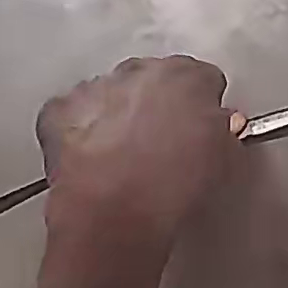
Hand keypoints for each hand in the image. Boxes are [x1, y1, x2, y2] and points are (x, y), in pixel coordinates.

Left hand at [36, 56, 245, 238]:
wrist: (114, 215)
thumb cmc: (169, 188)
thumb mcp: (225, 160)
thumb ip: (226, 131)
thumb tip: (223, 127)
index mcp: (188, 78)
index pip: (205, 78)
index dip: (207, 106)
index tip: (206, 126)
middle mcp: (141, 72)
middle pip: (158, 78)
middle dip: (164, 103)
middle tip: (170, 142)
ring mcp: (98, 88)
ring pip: (117, 91)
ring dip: (125, 112)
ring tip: (133, 155)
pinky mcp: (61, 110)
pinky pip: (78, 111)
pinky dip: (86, 127)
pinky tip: (99, 155)